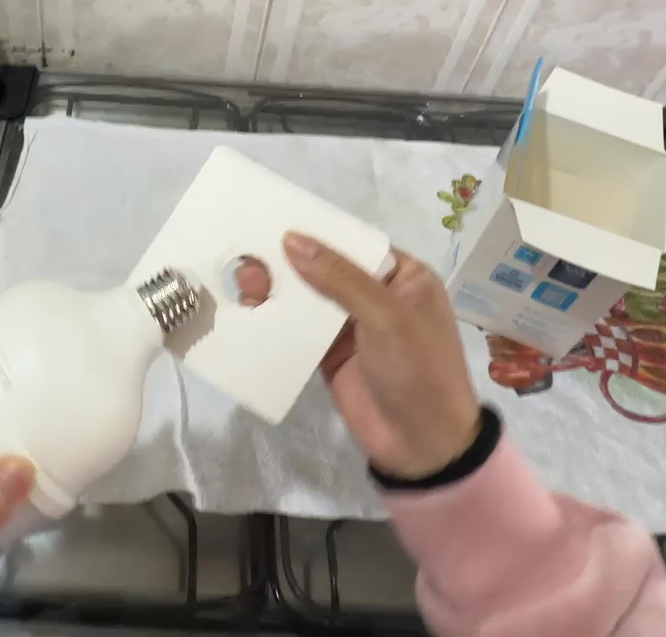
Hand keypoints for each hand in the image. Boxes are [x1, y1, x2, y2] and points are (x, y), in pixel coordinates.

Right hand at [239, 236, 480, 477]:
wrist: (422, 448)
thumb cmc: (418, 371)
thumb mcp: (385, 316)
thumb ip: (339, 277)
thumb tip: (292, 239)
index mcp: (404, 277)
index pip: (355, 243)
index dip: (318, 232)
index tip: (275, 218)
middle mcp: (378, 295)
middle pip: (327, 268)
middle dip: (289, 260)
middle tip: (248, 249)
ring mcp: (352, 326)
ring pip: (309, 297)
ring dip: (278, 287)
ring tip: (242, 278)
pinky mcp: (330, 354)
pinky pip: (299, 328)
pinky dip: (276, 317)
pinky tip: (249, 305)